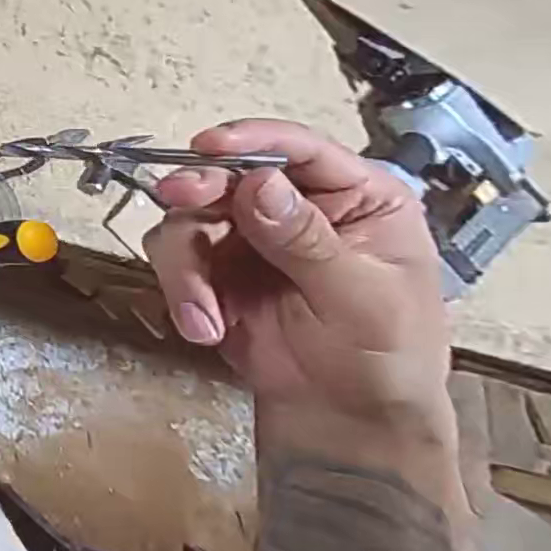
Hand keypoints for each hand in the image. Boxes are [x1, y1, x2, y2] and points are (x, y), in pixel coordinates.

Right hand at [142, 120, 451, 431]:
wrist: (336, 409)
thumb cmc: (381, 354)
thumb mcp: (362, 298)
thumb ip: (309, 241)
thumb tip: (261, 184)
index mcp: (352, 198)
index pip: (301, 151)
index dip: (253, 140)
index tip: (209, 145)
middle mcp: (288, 205)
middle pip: (224, 176)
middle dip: (196, 191)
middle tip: (178, 201)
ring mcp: (240, 232)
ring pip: (184, 218)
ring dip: (184, 268)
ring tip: (203, 315)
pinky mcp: (204, 261)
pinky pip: (170, 256)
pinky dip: (178, 290)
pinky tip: (203, 325)